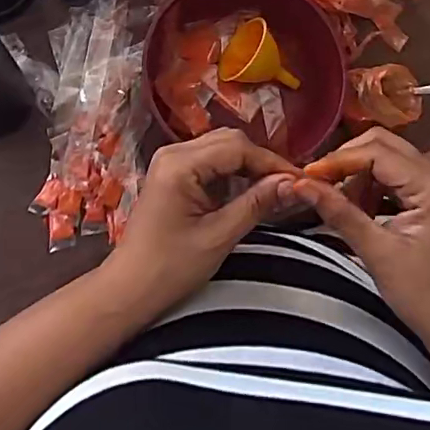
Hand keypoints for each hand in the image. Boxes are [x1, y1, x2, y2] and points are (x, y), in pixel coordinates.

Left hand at [99, 128, 300, 317]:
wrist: (129, 288)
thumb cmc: (170, 268)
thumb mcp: (219, 237)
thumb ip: (255, 204)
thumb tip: (290, 183)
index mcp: (180, 163)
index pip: (237, 147)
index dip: (271, 161)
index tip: (300, 180)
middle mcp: (173, 152)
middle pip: (229, 140)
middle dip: (261, 160)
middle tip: (289, 184)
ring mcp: (170, 161)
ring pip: (220, 147)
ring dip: (248, 164)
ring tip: (275, 187)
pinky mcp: (171, 173)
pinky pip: (209, 160)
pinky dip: (232, 171)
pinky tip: (249, 189)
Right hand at [293, 129, 429, 353]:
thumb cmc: (426, 296)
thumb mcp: (377, 253)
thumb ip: (339, 212)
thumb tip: (301, 184)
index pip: (376, 152)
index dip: (337, 161)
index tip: (306, 176)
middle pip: (382, 145)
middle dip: (346, 160)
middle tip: (318, 183)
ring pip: (386, 158)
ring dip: (357, 173)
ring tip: (336, 201)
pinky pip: (393, 176)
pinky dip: (370, 185)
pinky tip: (357, 208)